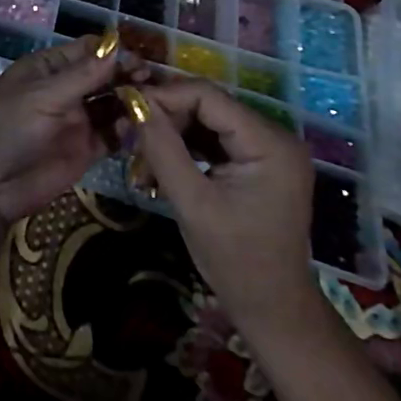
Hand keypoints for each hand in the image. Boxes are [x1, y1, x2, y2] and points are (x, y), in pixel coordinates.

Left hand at [0, 35, 146, 223]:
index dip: (114, 54)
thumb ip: (83, 75)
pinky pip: (114, 135)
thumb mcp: (44, 96)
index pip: (88, 51)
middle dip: (130, 78)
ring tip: (158, 107)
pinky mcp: (86, 150)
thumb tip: (118, 46)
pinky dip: (130, 131)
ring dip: (134, 104)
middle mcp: (66, 90)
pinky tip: (144, 130)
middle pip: (106, 77)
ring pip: (114, 105)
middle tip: (157, 85)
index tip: (141, 63)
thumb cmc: (8, 126)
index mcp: (48, 68)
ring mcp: (77, 120)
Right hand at [133, 80, 323, 336]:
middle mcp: (275, 136)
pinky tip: (158, 161)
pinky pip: (212, 137)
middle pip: (207, 104)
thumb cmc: (234, 258)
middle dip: (165, 115)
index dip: (164, 95)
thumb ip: (162, 147)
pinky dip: (183, 145)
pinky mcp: (256, 160)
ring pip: (205, 119)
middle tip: (128, 134)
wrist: (271, 305)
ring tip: (140, 152)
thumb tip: (132, 101)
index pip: (208, 96)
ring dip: (170, 130)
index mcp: (270, 144)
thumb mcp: (191, 201)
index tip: (125, 107)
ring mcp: (267, 148)